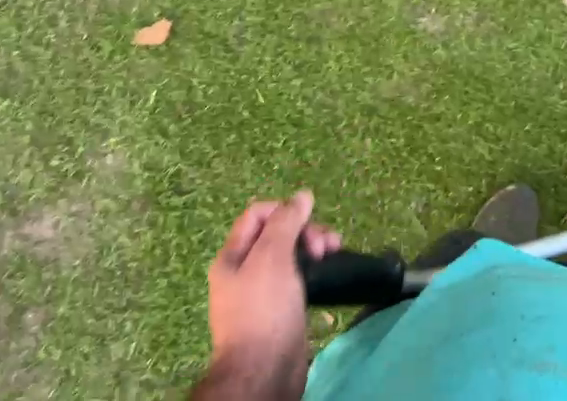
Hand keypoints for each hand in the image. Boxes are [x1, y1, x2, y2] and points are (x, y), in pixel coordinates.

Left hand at [202, 190, 341, 397]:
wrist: (265, 371)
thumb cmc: (264, 309)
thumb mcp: (272, 256)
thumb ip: (286, 222)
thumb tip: (302, 195)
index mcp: (232, 256)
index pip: (257, 214)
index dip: (283, 209)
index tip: (307, 219)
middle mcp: (243, 271)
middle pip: (276, 233)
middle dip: (304, 229)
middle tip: (325, 243)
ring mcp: (262, 292)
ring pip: (290, 255)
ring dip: (312, 246)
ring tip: (334, 252)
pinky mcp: (280, 309)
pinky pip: (297, 277)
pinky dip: (313, 268)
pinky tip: (329, 271)